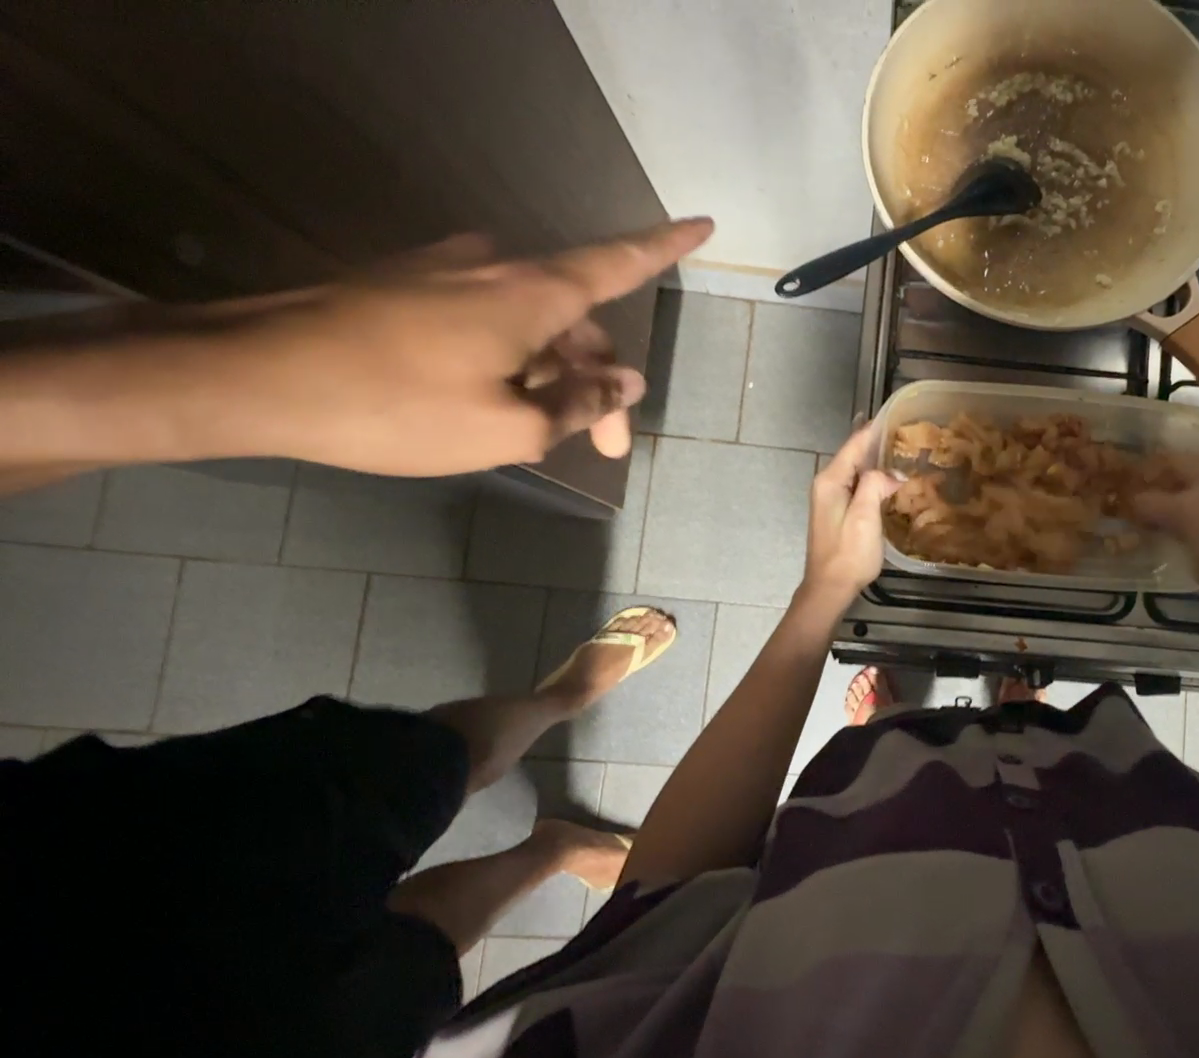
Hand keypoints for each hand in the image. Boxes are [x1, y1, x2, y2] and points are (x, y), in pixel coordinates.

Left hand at [176, 219, 712, 475]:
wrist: (249, 375)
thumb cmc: (397, 407)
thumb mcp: (508, 426)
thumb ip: (579, 404)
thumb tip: (626, 381)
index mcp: (533, 295)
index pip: (620, 263)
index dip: (666, 247)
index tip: (704, 225)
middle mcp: (496, 269)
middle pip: (577, 320)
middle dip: (600, 383)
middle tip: (608, 448)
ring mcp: (445, 274)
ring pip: (530, 323)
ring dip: (553, 377)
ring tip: (542, 436)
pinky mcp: (405, 287)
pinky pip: (485, 320)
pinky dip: (510, 360)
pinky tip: (493, 403)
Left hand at [801, 424, 903, 609]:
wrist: (830, 587)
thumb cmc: (848, 553)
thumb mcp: (865, 516)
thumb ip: (875, 484)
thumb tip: (893, 473)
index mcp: (831, 480)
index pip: (854, 444)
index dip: (874, 429)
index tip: (895, 414)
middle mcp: (828, 484)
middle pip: (855, 454)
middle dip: (879, 443)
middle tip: (908, 433)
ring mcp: (831, 498)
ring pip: (857, 470)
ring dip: (878, 461)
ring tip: (904, 450)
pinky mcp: (839, 511)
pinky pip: (858, 484)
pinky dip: (874, 477)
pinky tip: (891, 479)